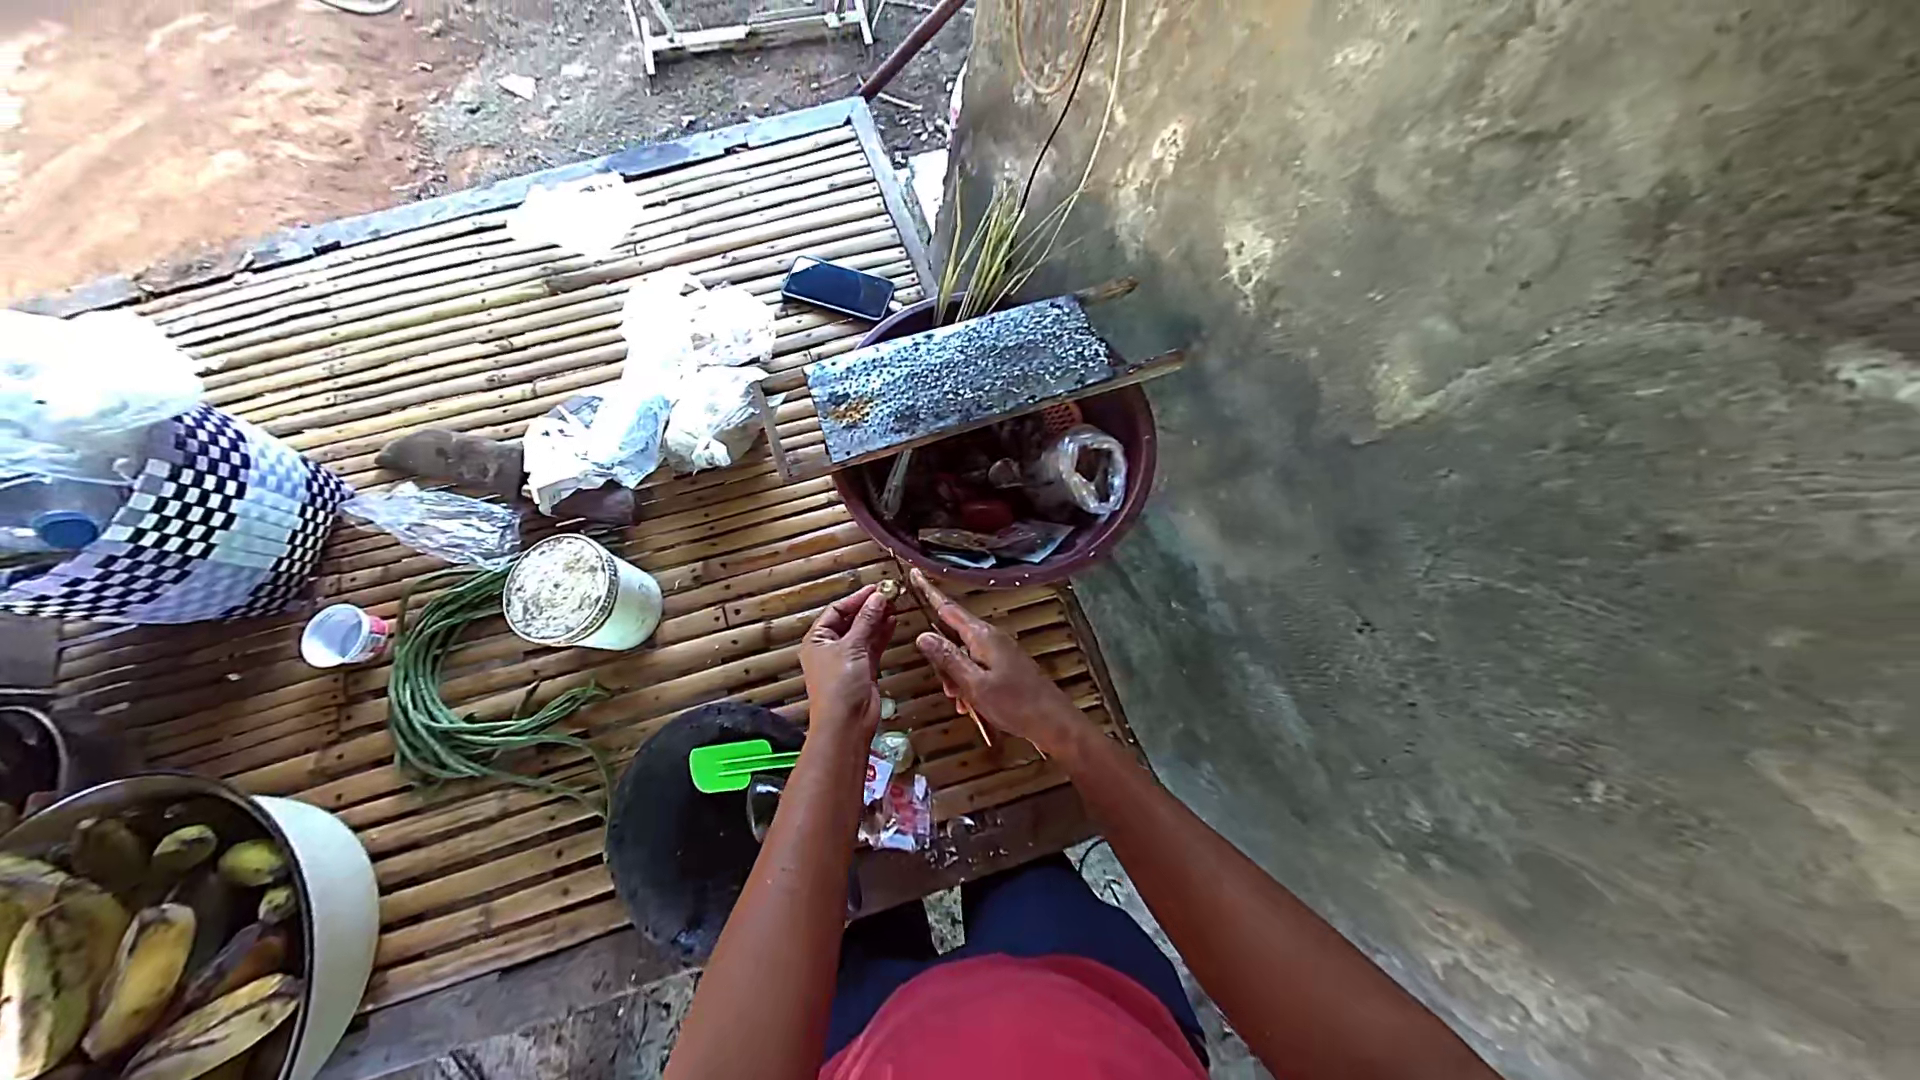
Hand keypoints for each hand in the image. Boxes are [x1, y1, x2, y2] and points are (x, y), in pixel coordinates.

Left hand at [800, 583, 896, 741]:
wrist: (847, 723)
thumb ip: (866, 620)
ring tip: (894, 604)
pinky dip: (882, 634)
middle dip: (869, 607)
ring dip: (877, 619)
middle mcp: (830, 647)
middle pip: (851, 620)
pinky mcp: (863, 668)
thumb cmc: (840, 685)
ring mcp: (847, 658)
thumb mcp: (852, 647)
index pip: (836, 610)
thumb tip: (878, 597)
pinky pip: (873, 645)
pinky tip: (893, 621)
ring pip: (864, 632)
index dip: (856, 598)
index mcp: (817, 639)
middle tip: (889, 594)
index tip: (876, 588)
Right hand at [908, 569, 1089, 754]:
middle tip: (948, 688)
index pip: (947, 608)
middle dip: (943, 662)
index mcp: (982, 636)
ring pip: (963, 656)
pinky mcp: (1005, 666)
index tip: (915, 574)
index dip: (928, 592)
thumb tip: (923, 636)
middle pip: (952, 637)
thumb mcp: (974, 684)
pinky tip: (973, 705)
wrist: (1053, 722)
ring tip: (964, 702)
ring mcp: (999, 651)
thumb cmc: (1017, 704)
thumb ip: (947, 658)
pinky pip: (976, 668)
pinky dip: (970, 685)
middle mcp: (991, 638)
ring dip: (956, 679)